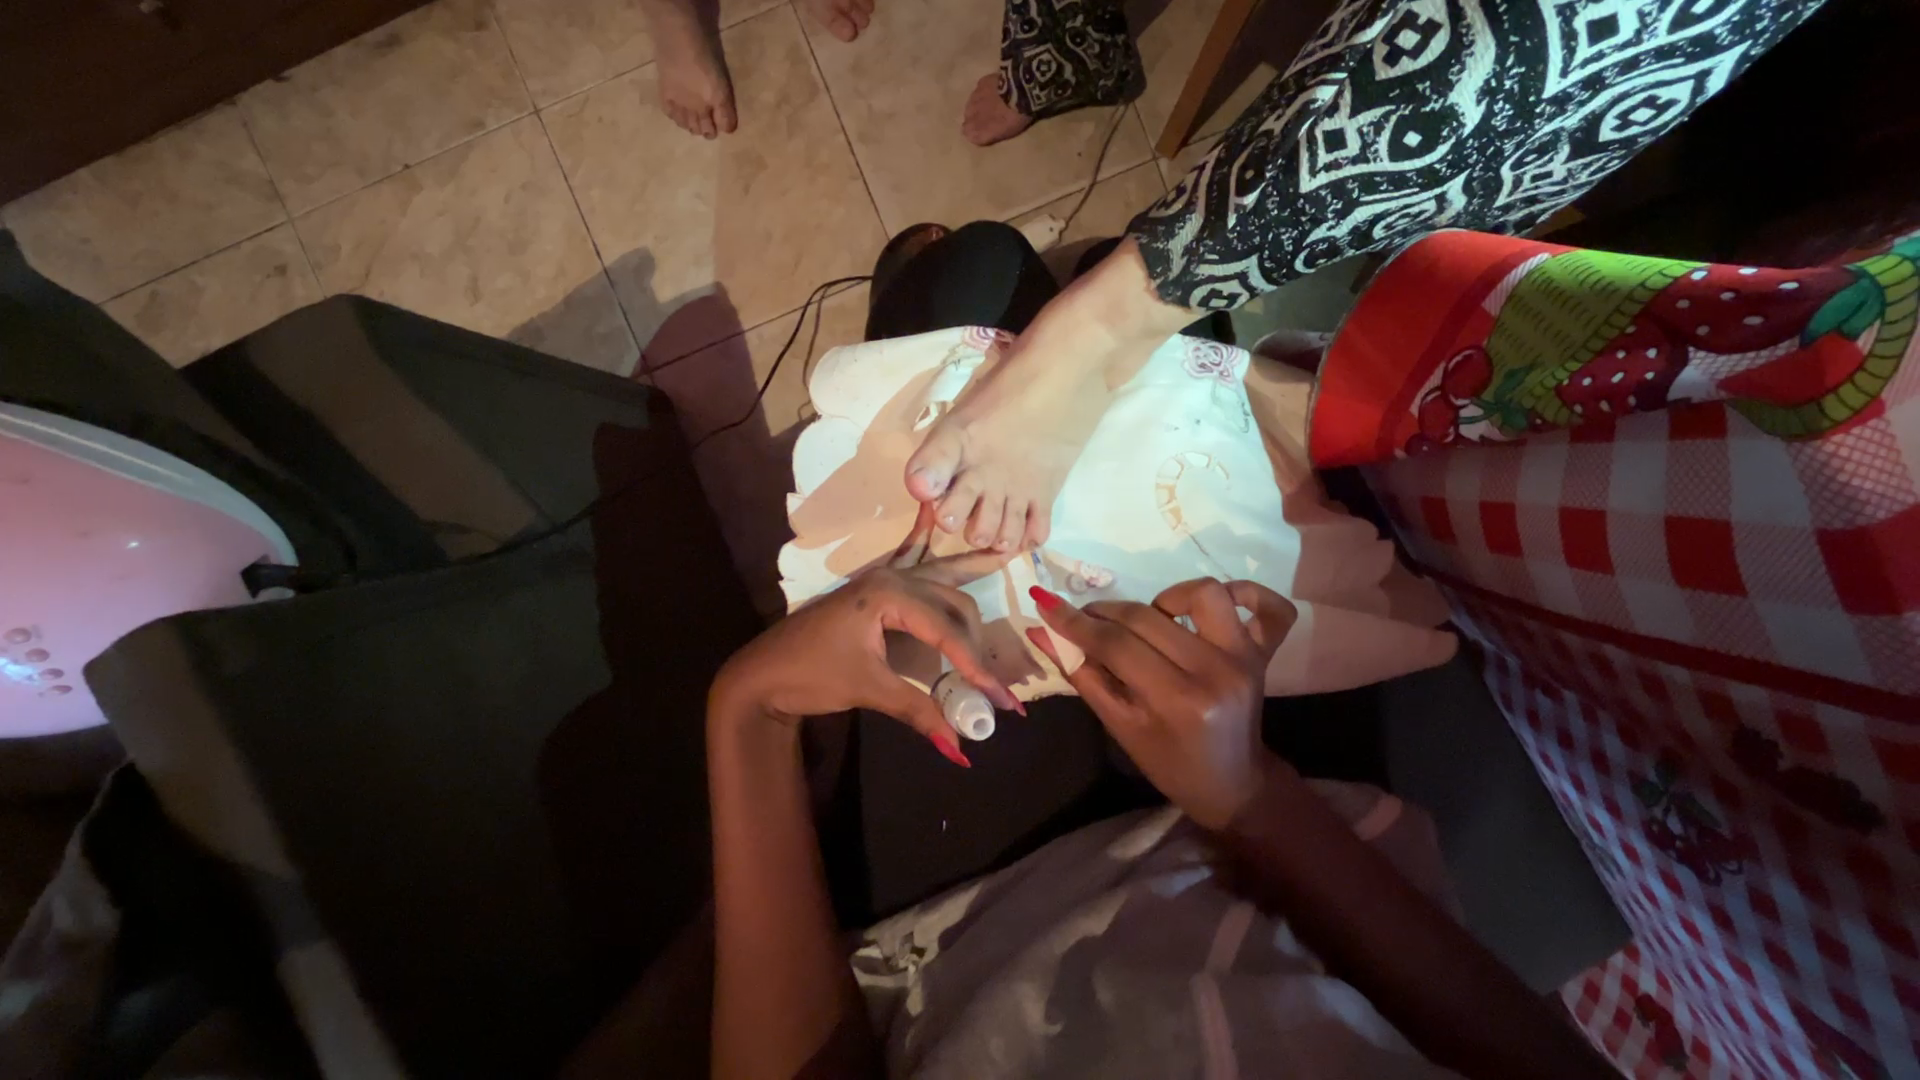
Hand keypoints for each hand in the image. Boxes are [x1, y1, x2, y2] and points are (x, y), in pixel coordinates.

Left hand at [713, 506, 1014, 764]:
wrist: (760, 673)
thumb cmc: (808, 675)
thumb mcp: (867, 689)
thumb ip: (917, 709)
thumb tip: (960, 749)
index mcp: (887, 592)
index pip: (946, 628)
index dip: (976, 665)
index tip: (1003, 700)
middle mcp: (892, 576)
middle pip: (954, 604)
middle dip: (977, 645)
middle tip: (995, 687)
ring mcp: (886, 580)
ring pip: (945, 591)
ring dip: (971, 618)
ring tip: (997, 648)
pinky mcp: (881, 593)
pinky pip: (930, 585)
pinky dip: (956, 579)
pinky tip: (983, 562)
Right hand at [1025, 578, 1296, 827]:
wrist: (1232, 782)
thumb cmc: (1169, 764)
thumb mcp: (1119, 727)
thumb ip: (1083, 675)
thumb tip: (1043, 630)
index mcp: (1178, 701)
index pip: (1117, 645)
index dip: (1076, 623)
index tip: (1046, 604)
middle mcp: (1216, 671)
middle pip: (1148, 618)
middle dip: (1105, 612)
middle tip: (1086, 619)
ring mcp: (1245, 657)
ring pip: (1203, 594)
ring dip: (1165, 598)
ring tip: (1148, 621)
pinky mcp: (1263, 651)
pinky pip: (1267, 605)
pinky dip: (1242, 592)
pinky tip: (1202, 608)